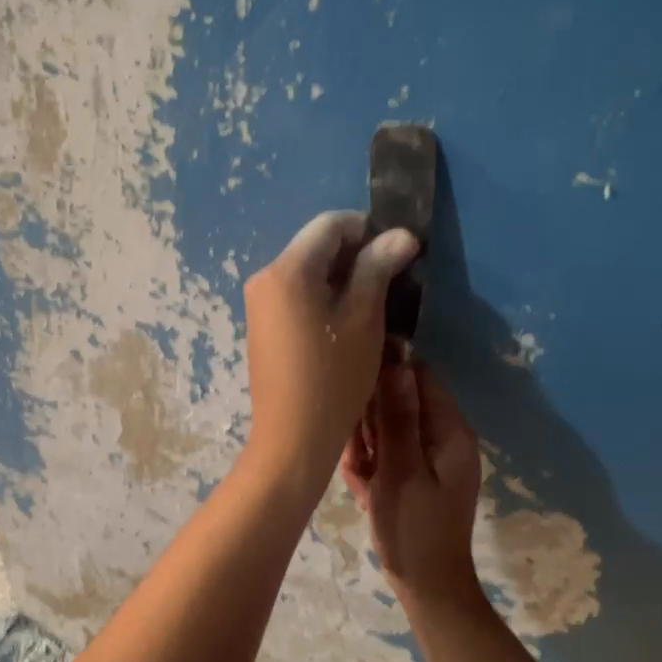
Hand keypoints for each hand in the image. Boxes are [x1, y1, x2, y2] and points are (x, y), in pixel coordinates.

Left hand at [242, 211, 418, 495]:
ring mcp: (260, 300)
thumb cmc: (333, 376)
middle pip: (316, 245)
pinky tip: (348, 324)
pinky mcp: (262, 322)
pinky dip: (324, 296)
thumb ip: (378, 268)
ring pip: (308, 270)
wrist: (291, 437)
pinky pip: (296, 293)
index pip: (330, 224)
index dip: (368, 230)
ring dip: (343, 277)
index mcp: (287, 269)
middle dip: (356, 255)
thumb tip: (401, 235)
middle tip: (393, 281)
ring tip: (375, 305)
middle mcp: (266, 276)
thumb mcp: (364, 318)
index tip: (399, 254)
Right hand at [342, 361, 483, 604]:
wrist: (427, 590)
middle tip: (361, 454)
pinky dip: (370, 465)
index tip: (359, 403)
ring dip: (365, 445)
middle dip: (370, 420)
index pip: (417, 375)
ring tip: (361, 474)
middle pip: (398, 399)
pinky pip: (385, 451)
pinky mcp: (415, 473)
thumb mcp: (401, 470)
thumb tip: (399, 360)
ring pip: (386, 426)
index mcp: (450, 429)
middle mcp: (444, 436)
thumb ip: (397, 416)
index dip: (384, 379)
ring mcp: (429, 456)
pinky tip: (364, 488)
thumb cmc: (414, 529)